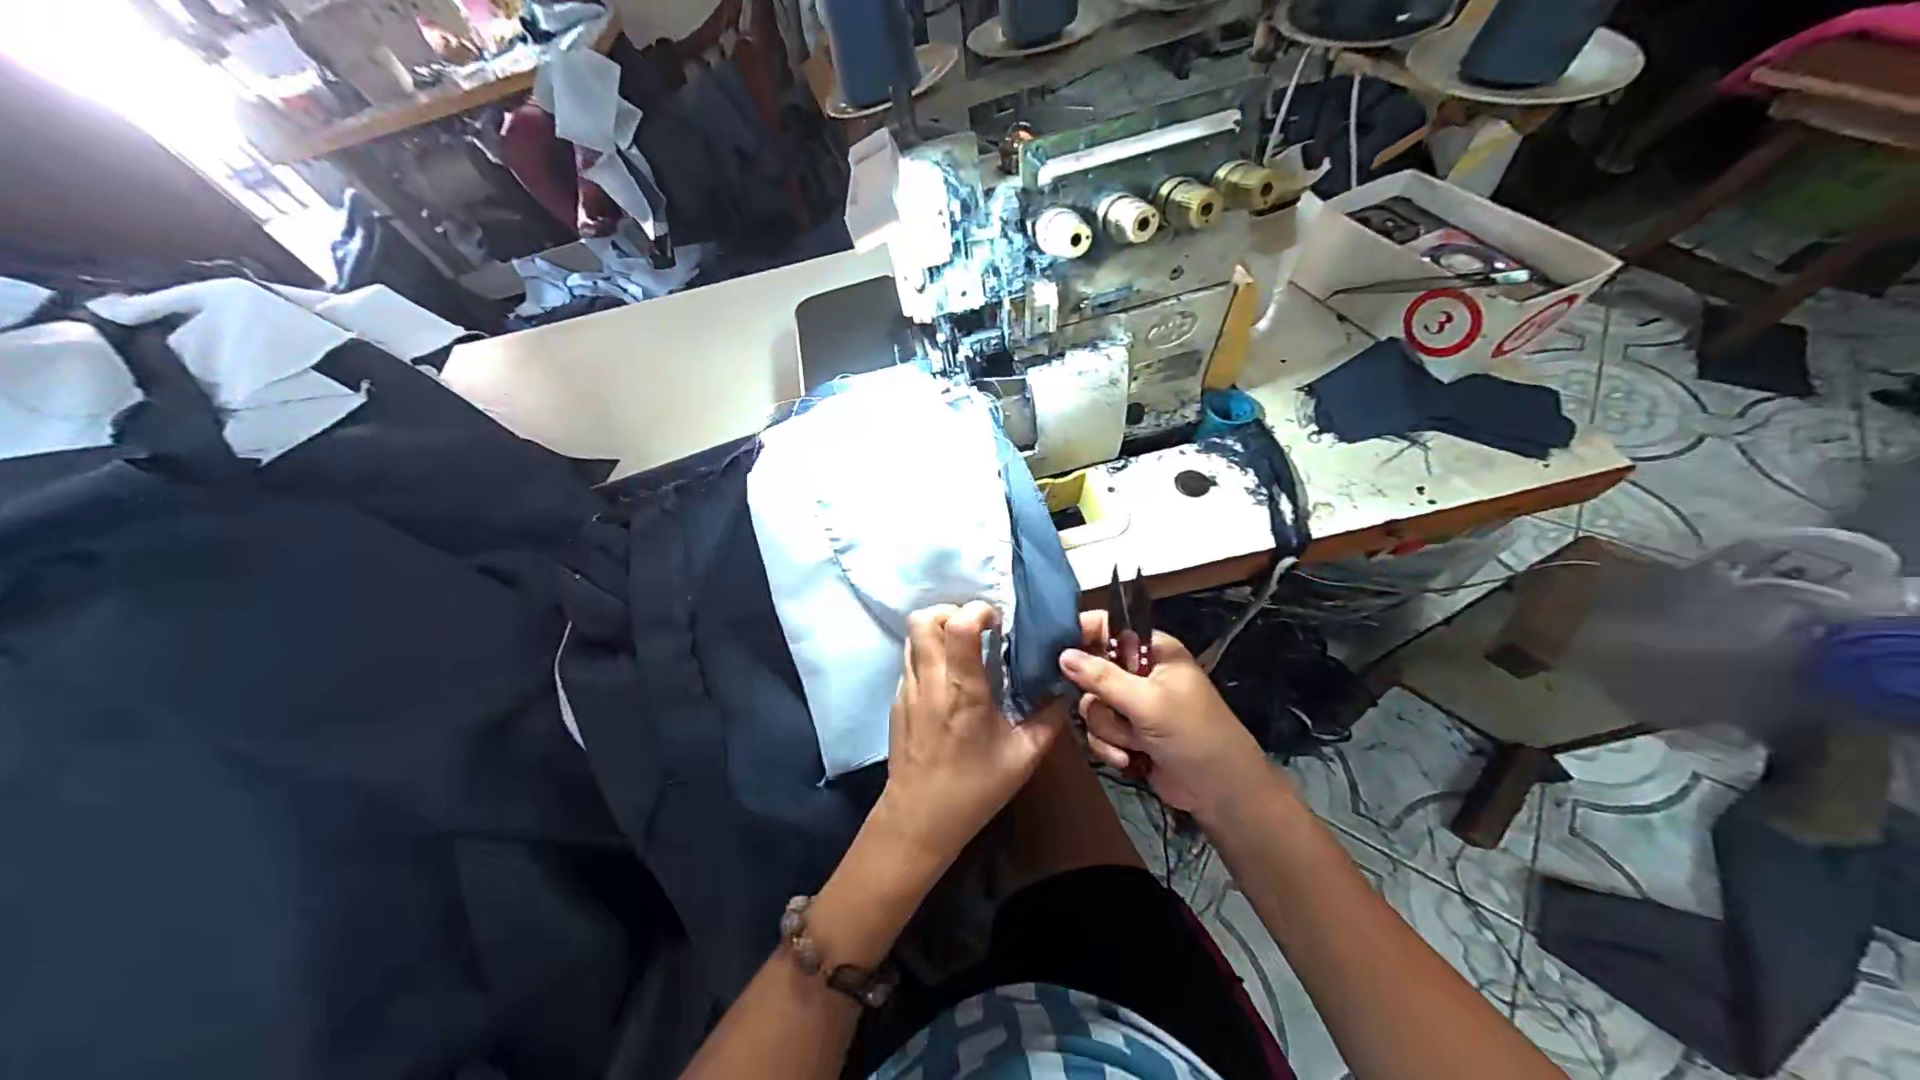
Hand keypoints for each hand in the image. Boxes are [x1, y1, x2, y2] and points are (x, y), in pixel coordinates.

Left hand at [874, 601, 1066, 869]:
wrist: (918, 820)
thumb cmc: (974, 789)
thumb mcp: (1023, 758)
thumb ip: (1048, 720)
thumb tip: (1064, 691)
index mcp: (963, 692)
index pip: (957, 628)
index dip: (976, 611)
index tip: (996, 621)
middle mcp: (930, 682)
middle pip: (923, 620)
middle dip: (951, 611)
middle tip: (976, 629)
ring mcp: (908, 690)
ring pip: (912, 637)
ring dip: (938, 632)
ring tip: (964, 649)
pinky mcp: (897, 700)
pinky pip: (909, 660)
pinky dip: (929, 655)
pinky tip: (949, 679)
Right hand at [1059, 612, 1269, 815]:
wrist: (1221, 792)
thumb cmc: (1193, 734)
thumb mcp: (1148, 703)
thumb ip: (1102, 678)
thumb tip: (1062, 654)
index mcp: (1152, 650)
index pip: (1107, 627)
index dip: (1081, 635)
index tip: (1057, 653)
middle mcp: (1139, 672)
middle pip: (1091, 671)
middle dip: (1100, 700)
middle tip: (1116, 712)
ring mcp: (1132, 704)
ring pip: (1092, 706)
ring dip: (1110, 729)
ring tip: (1135, 743)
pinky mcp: (1127, 733)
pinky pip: (1098, 731)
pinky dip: (1110, 747)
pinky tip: (1129, 759)